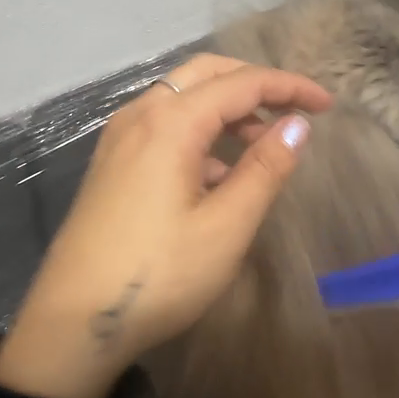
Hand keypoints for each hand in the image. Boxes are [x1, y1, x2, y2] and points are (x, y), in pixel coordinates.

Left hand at [0, 54, 331, 397]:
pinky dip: (199, 130)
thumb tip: (298, 125)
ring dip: (226, 108)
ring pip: (182, 97)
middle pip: (206, 73)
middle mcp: (141, 113)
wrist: (71, 324)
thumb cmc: (158, 273)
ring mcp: (120, 136)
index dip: (288, 87)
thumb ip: (265, 169)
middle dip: (254, 83)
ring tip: (262, 145)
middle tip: (294, 109)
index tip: (327, 104)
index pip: (241, 83)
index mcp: (171, 121)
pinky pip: (163, 123)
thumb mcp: (226, 226)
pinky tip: (217, 173)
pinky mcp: (112, 160)